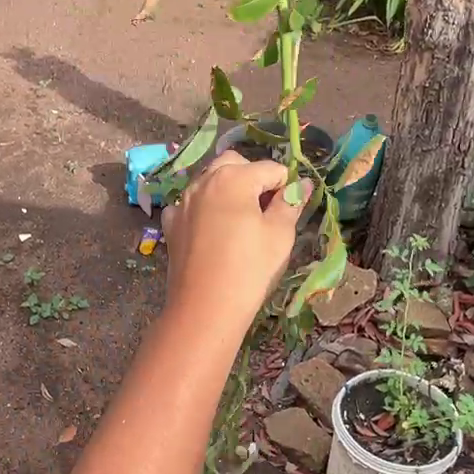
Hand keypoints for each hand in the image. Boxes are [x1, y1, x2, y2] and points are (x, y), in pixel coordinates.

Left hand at [162, 152, 304, 328]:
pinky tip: (212, 230)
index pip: (270, 168)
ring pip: (209, 181)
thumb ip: (290, 203)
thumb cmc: (250, 269)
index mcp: (234, 178)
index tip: (291, 209)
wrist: (205, 308)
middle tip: (267, 209)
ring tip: (242, 220)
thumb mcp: (280, 235)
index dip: (286, 186)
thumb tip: (301, 184)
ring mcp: (183, 202)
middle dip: (254, 178)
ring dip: (228, 190)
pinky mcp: (171, 224)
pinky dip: (203, 208)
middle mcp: (204, 181)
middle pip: (235, 165)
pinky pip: (190, 205)